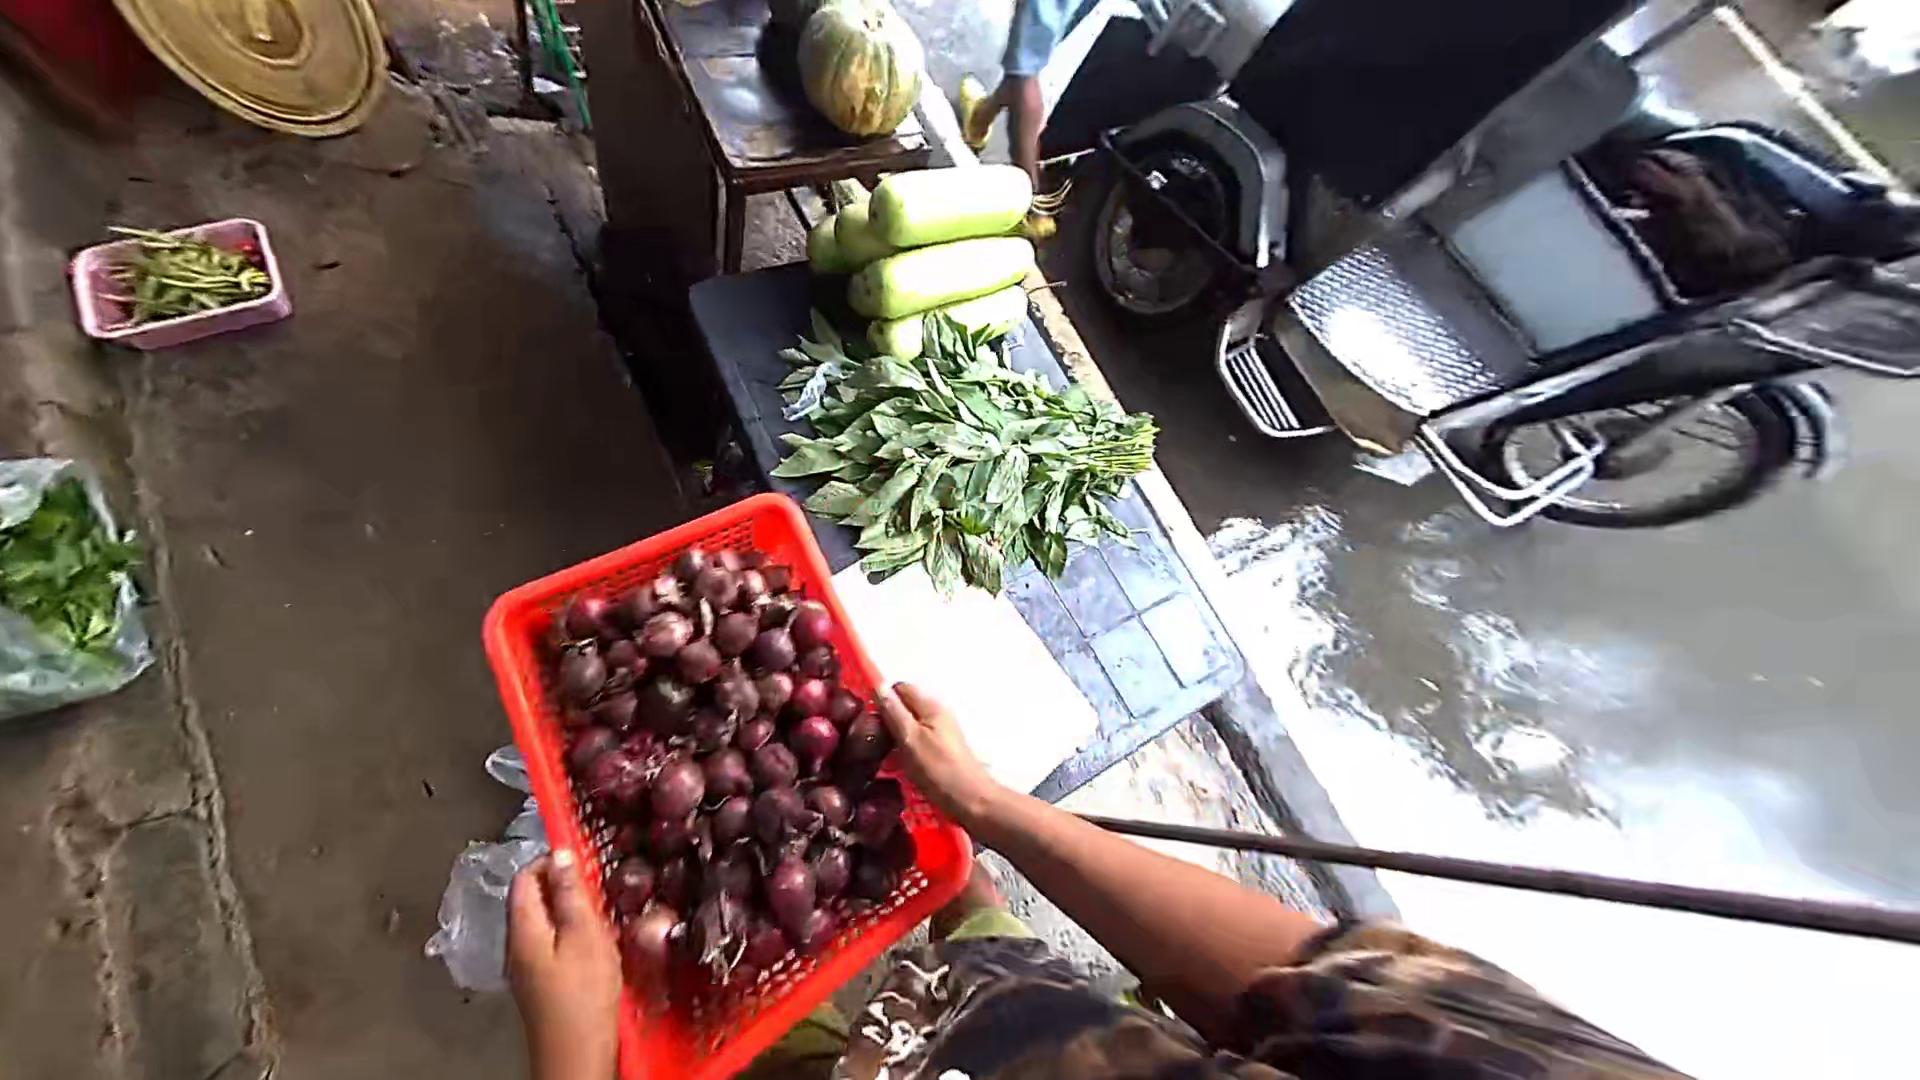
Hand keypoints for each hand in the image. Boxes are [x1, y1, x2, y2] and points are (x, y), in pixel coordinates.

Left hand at [508, 849, 621, 1079]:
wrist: (576, 1052)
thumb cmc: (584, 989)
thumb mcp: (584, 933)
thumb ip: (571, 893)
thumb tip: (560, 853)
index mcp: (523, 930)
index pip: (524, 878)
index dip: (551, 858)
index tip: (585, 852)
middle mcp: (517, 943)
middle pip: (533, 895)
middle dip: (564, 878)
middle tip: (600, 872)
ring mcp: (528, 962)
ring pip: (545, 915)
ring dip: (572, 900)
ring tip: (604, 895)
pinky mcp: (543, 975)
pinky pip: (553, 934)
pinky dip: (572, 921)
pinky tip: (598, 925)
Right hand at [879, 683, 1004, 828]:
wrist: (971, 801)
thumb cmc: (939, 771)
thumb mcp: (910, 740)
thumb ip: (894, 712)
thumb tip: (878, 686)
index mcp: (930, 705)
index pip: (900, 688)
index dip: (881, 698)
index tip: (866, 719)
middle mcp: (937, 712)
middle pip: (904, 705)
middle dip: (886, 718)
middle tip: (869, 740)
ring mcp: (941, 731)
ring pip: (909, 724)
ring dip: (894, 735)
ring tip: (879, 754)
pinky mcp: (942, 748)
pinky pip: (916, 739)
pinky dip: (904, 747)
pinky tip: (896, 764)